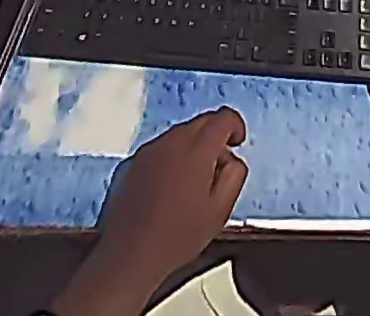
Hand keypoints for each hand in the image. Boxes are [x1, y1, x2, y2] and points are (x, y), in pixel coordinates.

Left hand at [51, 107, 248, 315]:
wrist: (131, 253)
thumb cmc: (176, 235)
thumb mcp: (220, 209)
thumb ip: (234, 174)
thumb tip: (233, 159)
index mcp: (197, 148)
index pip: (223, 117)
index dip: (235, 126)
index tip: (237, 140)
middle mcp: (172, 140)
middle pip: (201, 123)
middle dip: (214, 137)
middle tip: (218, 167)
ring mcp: (150, 148)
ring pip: (179, 136)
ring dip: (191, 149)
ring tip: (192, 186)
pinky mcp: (134, 160)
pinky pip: (160, 150)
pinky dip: (170, 160)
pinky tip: (169, 191)